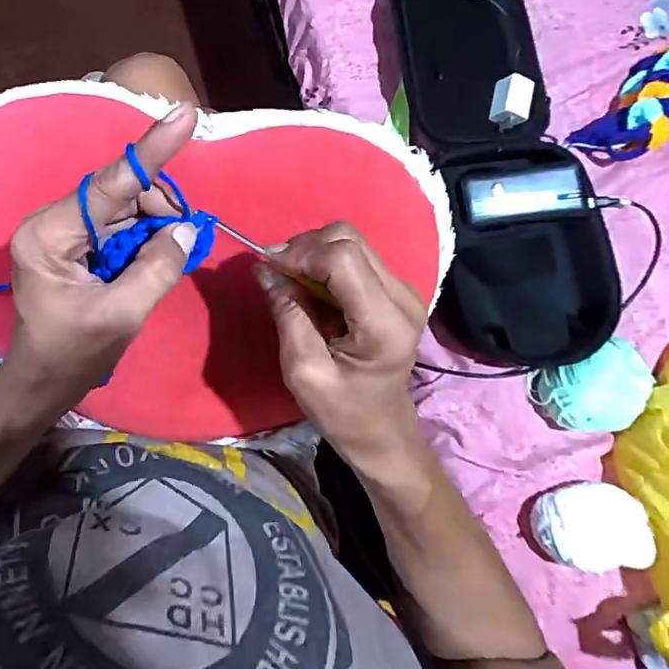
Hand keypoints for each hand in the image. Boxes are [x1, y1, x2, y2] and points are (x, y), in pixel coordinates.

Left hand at [0, 105, 200, 408]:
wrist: (42, 383)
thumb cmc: (73, 355)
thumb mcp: (122, 315)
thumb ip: (157, 267)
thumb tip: (187, 229)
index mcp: (50, 234)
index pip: (110, 184)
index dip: (151, 152)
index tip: (184, 115)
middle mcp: (52, 222)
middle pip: (120, 193)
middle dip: (158, 208)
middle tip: (185, 237)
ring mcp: (62, 231)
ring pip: (123, 207)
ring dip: (154, 223)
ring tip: (170, 252)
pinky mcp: (75, 244)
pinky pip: (118, 225)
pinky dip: (144, 235)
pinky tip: (158, 251)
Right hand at [255, 223, 427, 460]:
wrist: (381, 430)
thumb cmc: (341, 411)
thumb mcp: (302, 370)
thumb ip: (288, 314)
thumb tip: (265, 268)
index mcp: (384, 323)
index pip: (343, 257)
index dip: (300, 254)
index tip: (268, 269)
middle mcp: (402, 296)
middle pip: (349, 238)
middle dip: (305, 248)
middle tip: (277, 273)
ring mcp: (403, 290)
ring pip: (351, 240)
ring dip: (314, 253)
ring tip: (291, 280)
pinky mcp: (395, 290)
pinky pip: (355, 256)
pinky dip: (325, 262)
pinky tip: (310, 287)